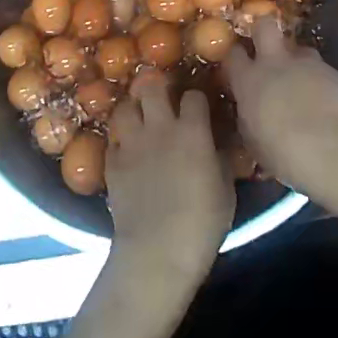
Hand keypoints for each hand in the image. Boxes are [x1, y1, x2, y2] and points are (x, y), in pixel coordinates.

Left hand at [104, 70, 234, 284]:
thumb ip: (219, 159)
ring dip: (134, 109)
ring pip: (125, 106)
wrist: (157, 249)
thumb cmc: (202, 223)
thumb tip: (217, 145)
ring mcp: (131, 142)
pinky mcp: (111, 160)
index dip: (197, 100)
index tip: (199, 108)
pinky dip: (121, 140)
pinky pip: (114, 138)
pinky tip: (127, 150)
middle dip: (157, 87)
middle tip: (163, 98)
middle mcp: (159, 128)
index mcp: (192, 131)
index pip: (194, 97)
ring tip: (140, 119)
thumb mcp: (225, 190)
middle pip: (151, 87)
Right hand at [224, 16, 337, 192]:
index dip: (234, 57)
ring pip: (298, 47)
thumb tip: (250, 111)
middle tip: (265, 48)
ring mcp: (306, 64)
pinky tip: (324, 98)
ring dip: (297, 60)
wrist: (335, 152)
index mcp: (249, 80)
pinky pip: (321, 68)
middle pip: (264, 26)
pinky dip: (319, 79)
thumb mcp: (254, 139)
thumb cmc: (284, 153)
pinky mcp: (334, 72)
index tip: (236, 67)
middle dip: (263, 31)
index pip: (232, 55)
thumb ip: (248, 116)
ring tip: (301, 79)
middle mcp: (275, 63)